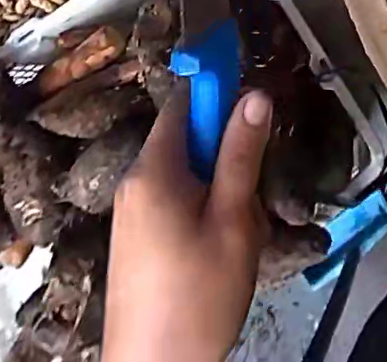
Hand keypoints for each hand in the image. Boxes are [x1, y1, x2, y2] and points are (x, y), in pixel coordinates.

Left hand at [104, 89, 273, 361]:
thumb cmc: (197, 296)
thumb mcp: (232, 222)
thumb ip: (241, 155)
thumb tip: (255, 93)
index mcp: (153, 168)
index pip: (183, 101)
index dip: (217, 91)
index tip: (250, 101)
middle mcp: (134, 180)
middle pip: (186, 138)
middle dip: (224, 155)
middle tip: (251, 194)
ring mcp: (130, 212)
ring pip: (184, 172)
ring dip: (217, 187)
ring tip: (238, 231)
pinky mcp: (133, 239)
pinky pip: (172, 200)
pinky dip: (200, 208)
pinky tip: (217, 249)